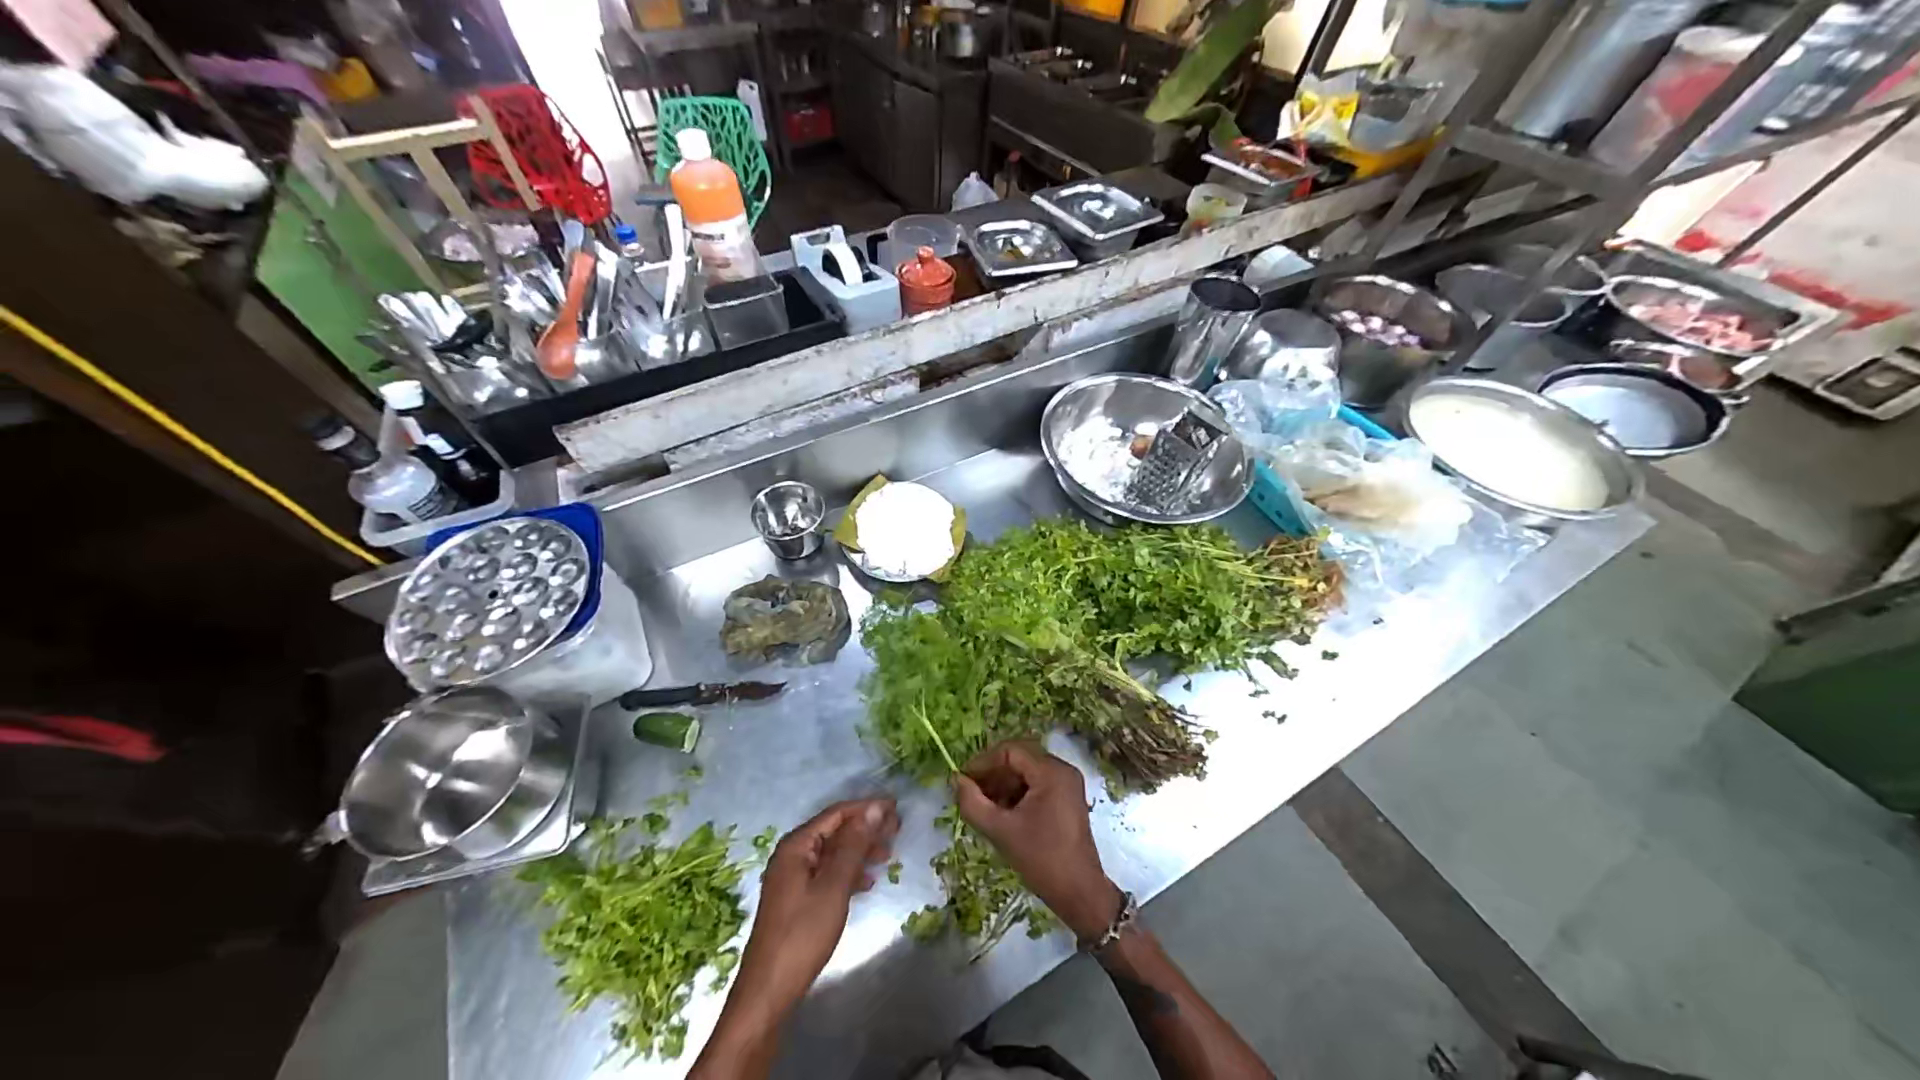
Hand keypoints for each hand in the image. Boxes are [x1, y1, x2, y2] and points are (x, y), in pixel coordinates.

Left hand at [730, 798, 898, 1018]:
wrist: (770, 988)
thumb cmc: (803, 933)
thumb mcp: (834, 885)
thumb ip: (854, 845)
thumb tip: (874, 809)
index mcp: (796, 845)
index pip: (836, 814)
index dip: (867, 808)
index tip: (897, 807)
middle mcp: (792, 855)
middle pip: (835, 831)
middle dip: (866, 828)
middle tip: (897, 830)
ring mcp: (793, 878)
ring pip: (833, 853)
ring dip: (860, 851)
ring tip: (888, 855)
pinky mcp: (797, 898)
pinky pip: (828, 873)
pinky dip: (848, 872)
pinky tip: (867, 882)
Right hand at [953, 741, 1122, 940]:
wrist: (1079, 892)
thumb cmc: (1041, 859)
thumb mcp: (1000, 830)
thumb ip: (972, 803)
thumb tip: (956, 780)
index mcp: (1051, 772)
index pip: (1010, 751)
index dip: (983, 762)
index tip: (963, 780)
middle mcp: (1062, 770)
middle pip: (1019, 759)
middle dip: (992, 774)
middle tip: (970, 793)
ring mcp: (1067, 785)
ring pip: (1026, 772)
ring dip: (1003, 785)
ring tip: (983, 806)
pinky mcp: (1067, 799)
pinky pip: (1036, 785)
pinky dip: (1017, 794)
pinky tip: (1002, 813)